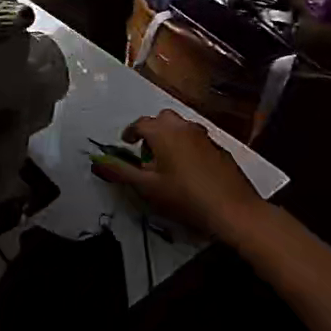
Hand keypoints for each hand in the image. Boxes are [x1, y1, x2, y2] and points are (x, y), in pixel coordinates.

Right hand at [90, 111, 262, 237]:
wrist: (234, 211)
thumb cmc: (184, 196)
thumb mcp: (146, 187)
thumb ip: (119, 172)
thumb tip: (96, 162)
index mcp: (163, 133)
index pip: (140, 123)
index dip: (130, 133)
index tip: (126, 145)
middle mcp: (184, 128)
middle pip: (163, 119)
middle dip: (152, 130)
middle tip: (147, 152)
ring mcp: (205, 138)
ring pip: (182, 128)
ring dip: (170, 137)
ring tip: (166, 161)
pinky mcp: (220, 150)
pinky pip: (196, 140)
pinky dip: (187, 147)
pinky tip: (188, 170)